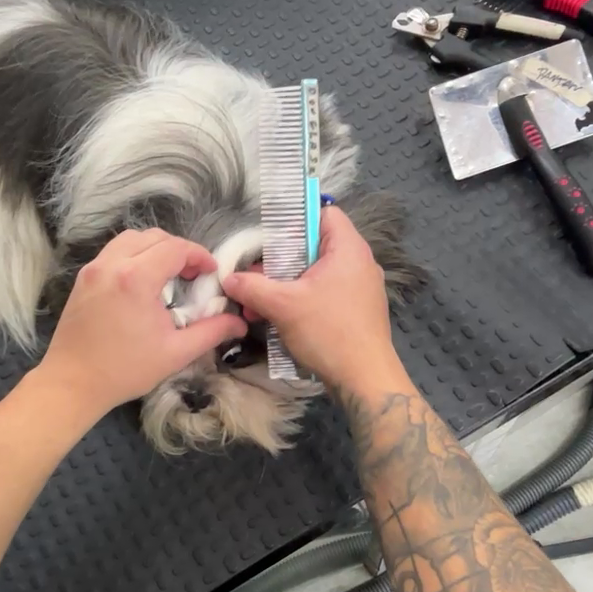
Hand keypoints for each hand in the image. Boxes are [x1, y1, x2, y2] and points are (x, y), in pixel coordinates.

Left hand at [32, 229, 246, 417]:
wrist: (73, 383)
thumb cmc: (125, 370)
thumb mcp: (176, 353)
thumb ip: (211, 332)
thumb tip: (239, 323)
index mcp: (136, 278)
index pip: (175, 248)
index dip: (199, 256)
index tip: (211, 273)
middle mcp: (112, 264)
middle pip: (153, 236)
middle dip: (178, 250)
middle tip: (193, 275)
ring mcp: (93, 269)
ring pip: (130, 239)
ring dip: (154, 249)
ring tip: (168, 275)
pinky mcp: (82, 278)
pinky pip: (113, 253)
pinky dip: (133, 256)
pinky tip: (143, 283)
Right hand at [222, 205, 410, 394]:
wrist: (364, 378)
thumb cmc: (328, 332)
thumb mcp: (283, 306)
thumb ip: (252, 287)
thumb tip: (228, 278)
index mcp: (348, 248)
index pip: (324, 213)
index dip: (296, 221)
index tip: (270, 242)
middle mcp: (360, 262)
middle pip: (315, 246)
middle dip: (282, 261)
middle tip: (257, 278)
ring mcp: (361, 288)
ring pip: (318, 273)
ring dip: (288, 285)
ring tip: (262, 305)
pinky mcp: (359, 310)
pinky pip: (327, 293)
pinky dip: (305, 300)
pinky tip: (284, 319)